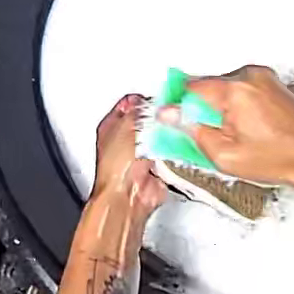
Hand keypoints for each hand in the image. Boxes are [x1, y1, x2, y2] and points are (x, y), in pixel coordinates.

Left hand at [89, 94, 166, 223]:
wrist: (129, 195)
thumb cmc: (118, 165)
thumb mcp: (130, 123)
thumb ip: (145, 108)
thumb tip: (158, 101)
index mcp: (112, 125)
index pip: (132, 103)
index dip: (146, 99)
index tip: (162, 97)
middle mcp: (126, 139)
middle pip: (150, 119)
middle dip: (162, 117)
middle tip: (172, 113)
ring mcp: (143, 154)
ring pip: (163, 135)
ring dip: (171, 134)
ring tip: (177, 128)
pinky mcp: (159, 166)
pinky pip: (173, 151)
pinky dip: (178, 149)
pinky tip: (181, 144)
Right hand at [158, 65, 293, 188]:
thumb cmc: (280, 156)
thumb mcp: (225, 155)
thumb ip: (194, 132)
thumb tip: (172, 117)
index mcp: (234, 90)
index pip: (191, 87)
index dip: (177, 102)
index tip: (170, 113)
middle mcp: (249, 76)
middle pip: (209, 86)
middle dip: (201, 108)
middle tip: (204, 133)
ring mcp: (262, 77)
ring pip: (226, 88)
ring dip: (220, 107)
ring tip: (232, 134)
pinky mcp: (271, 83)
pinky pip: (242, 89)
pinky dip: (237, 105)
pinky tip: (245, 128)